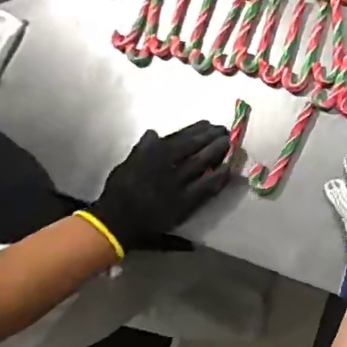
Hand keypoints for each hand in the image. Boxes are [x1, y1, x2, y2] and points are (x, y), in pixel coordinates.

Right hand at [88, 121, 233, 253]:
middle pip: (195, 146)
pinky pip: (206, 187)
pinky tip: (228, 170)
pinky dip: (218, 177)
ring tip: (228, 144)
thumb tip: (154, 133)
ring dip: (217, 151)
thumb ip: (143, 150)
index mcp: (152, 153)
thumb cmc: (119, 192)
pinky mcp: (185, 203)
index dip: (197, 130)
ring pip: (202, 162)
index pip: (180, 137)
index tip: (208, 124)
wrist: (117, 221)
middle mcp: (167, 165)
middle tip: (224, 131)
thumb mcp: (127, 164)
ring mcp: (177, 184)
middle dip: (211, 137)